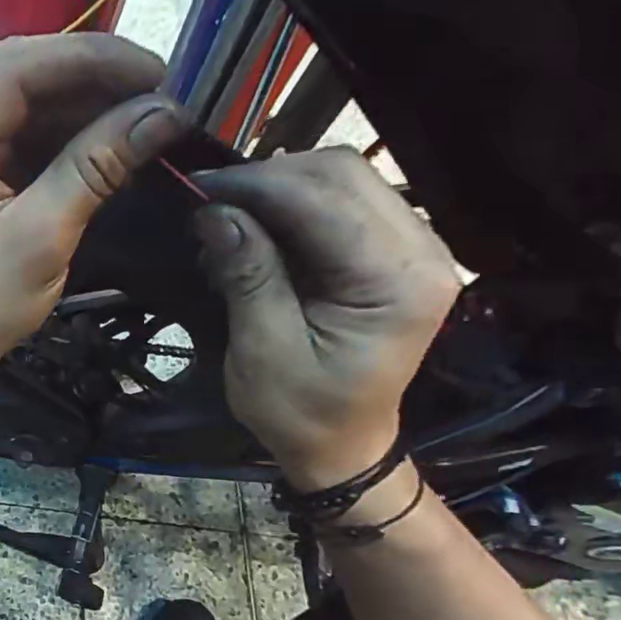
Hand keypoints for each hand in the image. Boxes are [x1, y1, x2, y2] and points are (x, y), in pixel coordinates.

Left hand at [0, 34, 187, 384]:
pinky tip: (119, 135)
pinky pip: (33, 136)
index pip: (14, 68)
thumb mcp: (41, 236)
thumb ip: (96, 167)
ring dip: (92, 106)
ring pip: (34, 104)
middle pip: (24, 79)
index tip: (153, 69)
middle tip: (162, 90)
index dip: (89, 58)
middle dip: (95, 80)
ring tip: (151, 111)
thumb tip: (163, 114)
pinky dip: (77, 135)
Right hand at [194, 149, 460, 488]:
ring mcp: (415, 246)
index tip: (197, 190)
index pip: (326, 202)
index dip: (257, 187)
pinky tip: (260, 226)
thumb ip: (248, 275)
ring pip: (342, 177)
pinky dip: (294, 204)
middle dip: (267, 180)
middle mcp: (423, 252)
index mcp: (399, 284)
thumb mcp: (264, 352)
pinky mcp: (395, 248)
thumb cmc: (304, 414)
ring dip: (279, 188)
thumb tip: (214, 212)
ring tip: (231, 216)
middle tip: (210, 203)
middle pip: (341, 174)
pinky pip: (343, 200)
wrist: (344, 445)